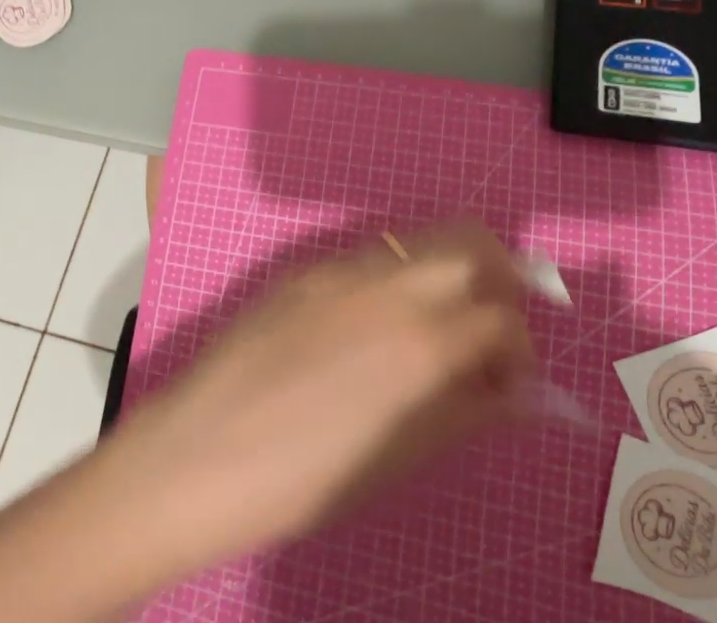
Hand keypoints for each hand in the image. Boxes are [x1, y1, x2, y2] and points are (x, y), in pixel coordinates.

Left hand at [95, 218, 536, 571]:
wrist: (198, 453)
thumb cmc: (305, 477)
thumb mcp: (400, 456)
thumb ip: (466, 411)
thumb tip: (516, 394)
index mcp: (421, 339)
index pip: (504, 318)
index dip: (518, 353)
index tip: (504, 385)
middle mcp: (386, 286)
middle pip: (470, 244)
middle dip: (497, 280)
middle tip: (485, 331)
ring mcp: (337, 270)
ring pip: (416, 239)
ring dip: (444, 269)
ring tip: (433, 324)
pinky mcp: (298, 272)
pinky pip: (366, 256)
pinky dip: (392, 276)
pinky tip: (373, 323)